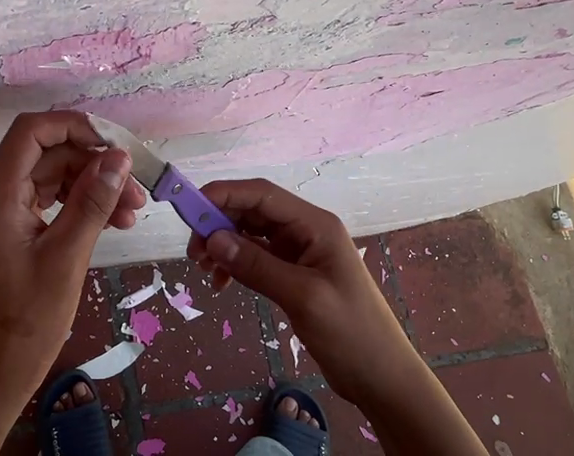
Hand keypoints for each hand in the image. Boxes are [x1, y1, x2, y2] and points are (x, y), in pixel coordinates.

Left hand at [0, 111, 147, 455]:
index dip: (76, 128)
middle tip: (137, 196)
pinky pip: (42, 199)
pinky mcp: (2, 227)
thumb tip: (119, 157)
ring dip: (89, 188)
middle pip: (47, 155)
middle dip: (94, 168)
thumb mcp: (66, 258)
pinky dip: (74, 206)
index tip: (117, 146)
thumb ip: (92, 202)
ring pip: (48, 177)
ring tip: (130, 215)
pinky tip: (108, 223)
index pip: (33, 131)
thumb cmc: (23, 323)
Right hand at [187, 179, 485, 454]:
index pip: (261, 195)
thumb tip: (213, 239)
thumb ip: (257, 266)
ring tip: (203, 268)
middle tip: (193, 250)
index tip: (190, 207)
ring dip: (224, 245)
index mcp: (314, 224)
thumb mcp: (303, 297)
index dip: (224, 194)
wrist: (384, 379)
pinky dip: (235, 265)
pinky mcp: (294, 275)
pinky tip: (221, 283)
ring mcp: (299, 253)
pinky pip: (256, 258)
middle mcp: (305, 231)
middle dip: (218, 223)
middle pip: (252, 212)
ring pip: (250, 234)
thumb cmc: (352, 332)